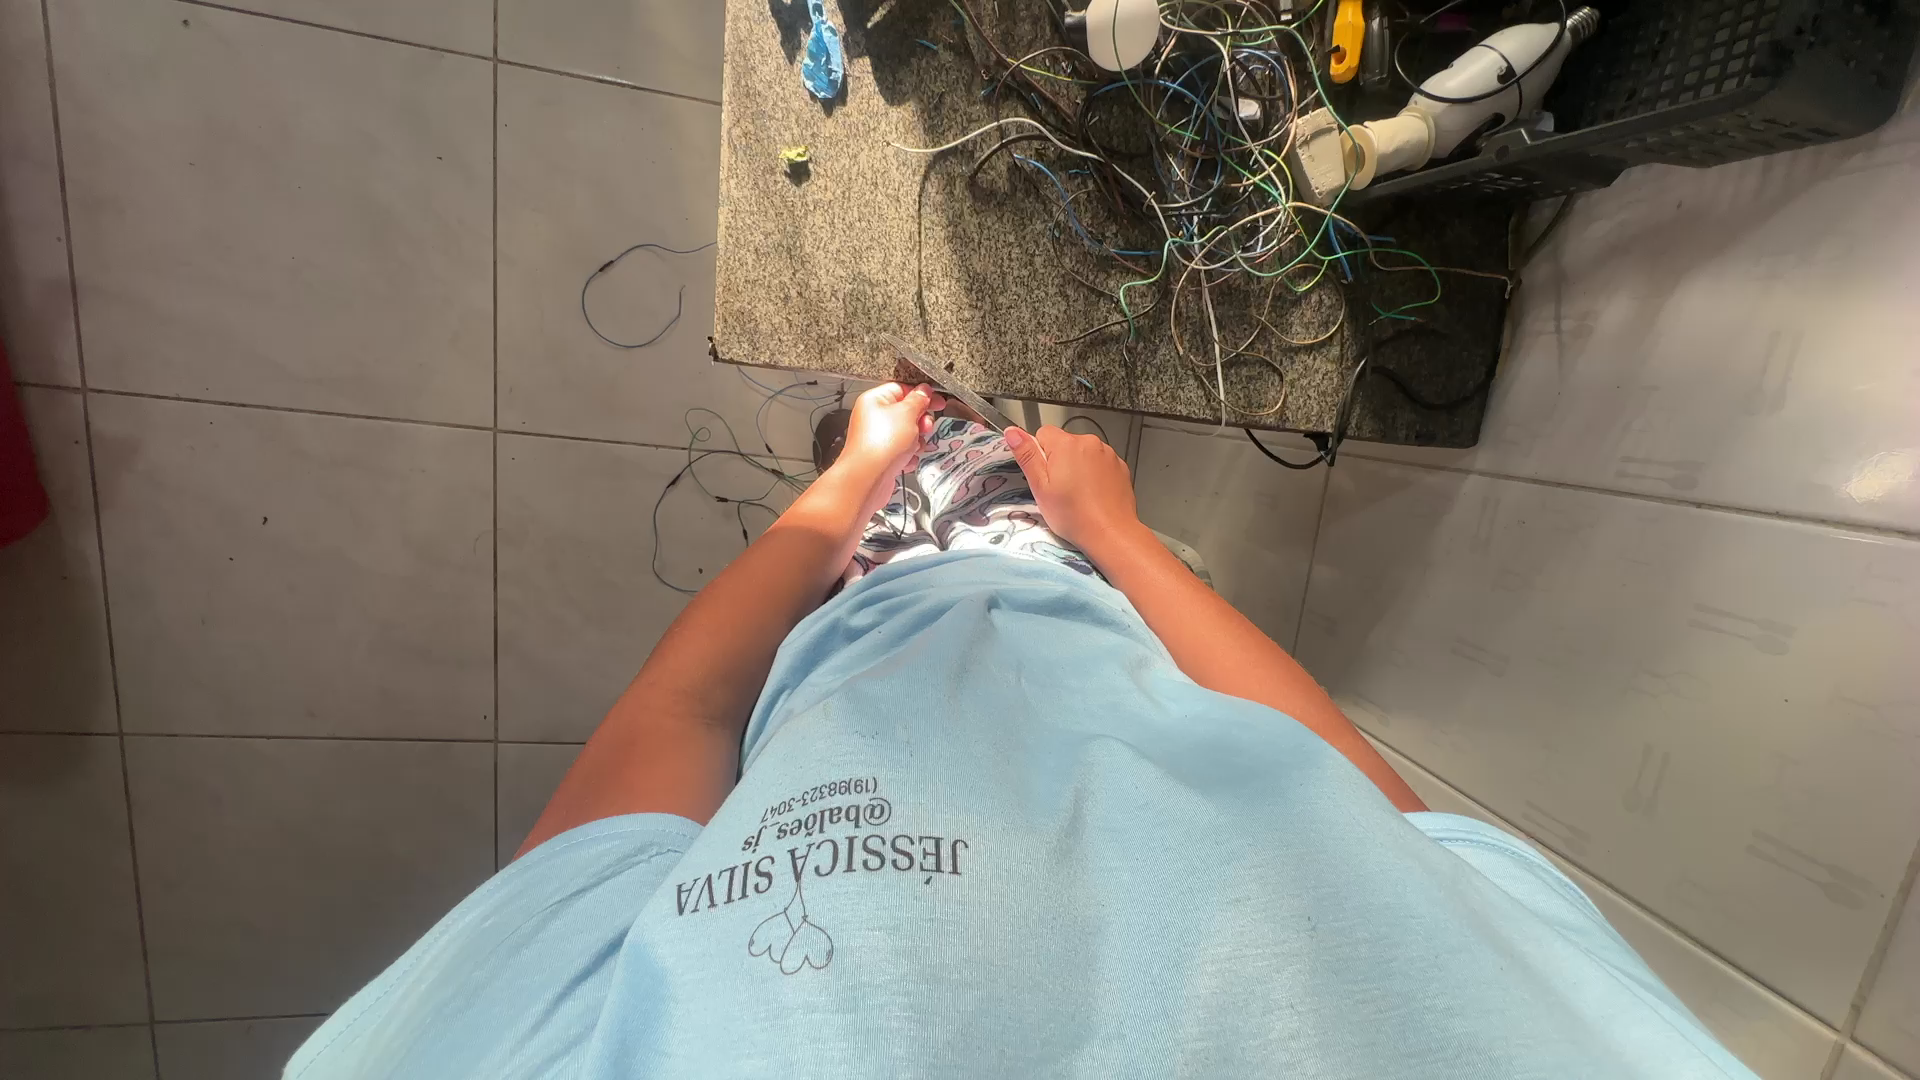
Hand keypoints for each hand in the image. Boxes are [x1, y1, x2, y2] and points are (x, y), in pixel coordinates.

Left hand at [838, 381, 942, 482]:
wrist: (868, 479)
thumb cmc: (879, 445)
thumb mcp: (907, 413)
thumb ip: (918, 399)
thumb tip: (924, 391)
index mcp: (875, 400)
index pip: (902, 389)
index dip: (921, 395)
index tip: (937, 401)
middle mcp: (873, 418)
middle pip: (907, 413)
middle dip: (920, 422)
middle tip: (924, 427)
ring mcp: (878, 439)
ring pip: (908, 434)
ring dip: (916, 441)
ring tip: (912, 446)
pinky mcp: (883, 457)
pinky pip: (903, 452)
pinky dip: (908, 456)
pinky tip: (906, 459)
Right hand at [1004, 425, 1140, 549]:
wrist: (1111, 533)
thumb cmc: (1073, 514)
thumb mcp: (1040, 487)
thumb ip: (1026, 455)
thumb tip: (1012, 432)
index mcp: (1066, 445)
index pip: (1043, 433)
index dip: (1040, 455)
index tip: (1045, 476)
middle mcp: (1090, 442)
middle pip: (1064, 443)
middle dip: (1059, 461)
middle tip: (1060, 489)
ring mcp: (1108, 454)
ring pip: (1083, 453)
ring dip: (1078, 467)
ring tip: (1078, 494)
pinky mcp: (1120, 466)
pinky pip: (1100, 463)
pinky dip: (1095, 474)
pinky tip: (1093, 495)